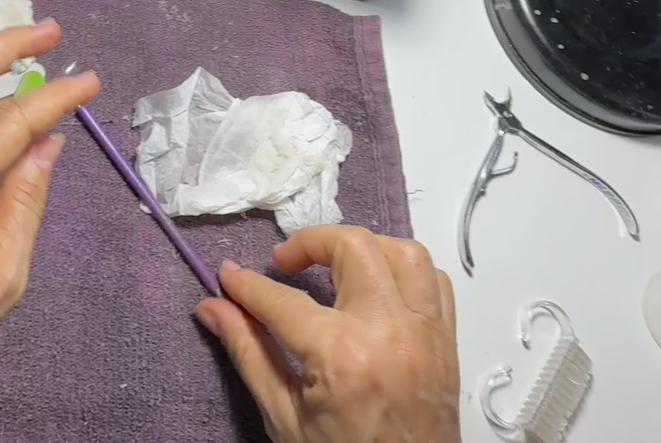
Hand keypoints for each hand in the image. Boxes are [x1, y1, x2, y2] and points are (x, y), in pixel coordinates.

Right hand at [196, 226, 461, 442]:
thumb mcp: (284, 418)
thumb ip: (248, 352)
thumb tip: (211, 306)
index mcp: (342, 356)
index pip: (282, 299)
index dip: (247, 284)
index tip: (228, 274)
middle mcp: (389, 332)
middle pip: (352, 247)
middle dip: (311, 242)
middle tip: (286, 262)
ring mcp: (425, 335)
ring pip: (403, 253)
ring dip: (365, 249)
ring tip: (336, 267)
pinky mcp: (448, 344)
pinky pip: (435, 282)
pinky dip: (405, 272)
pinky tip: (379, 287)